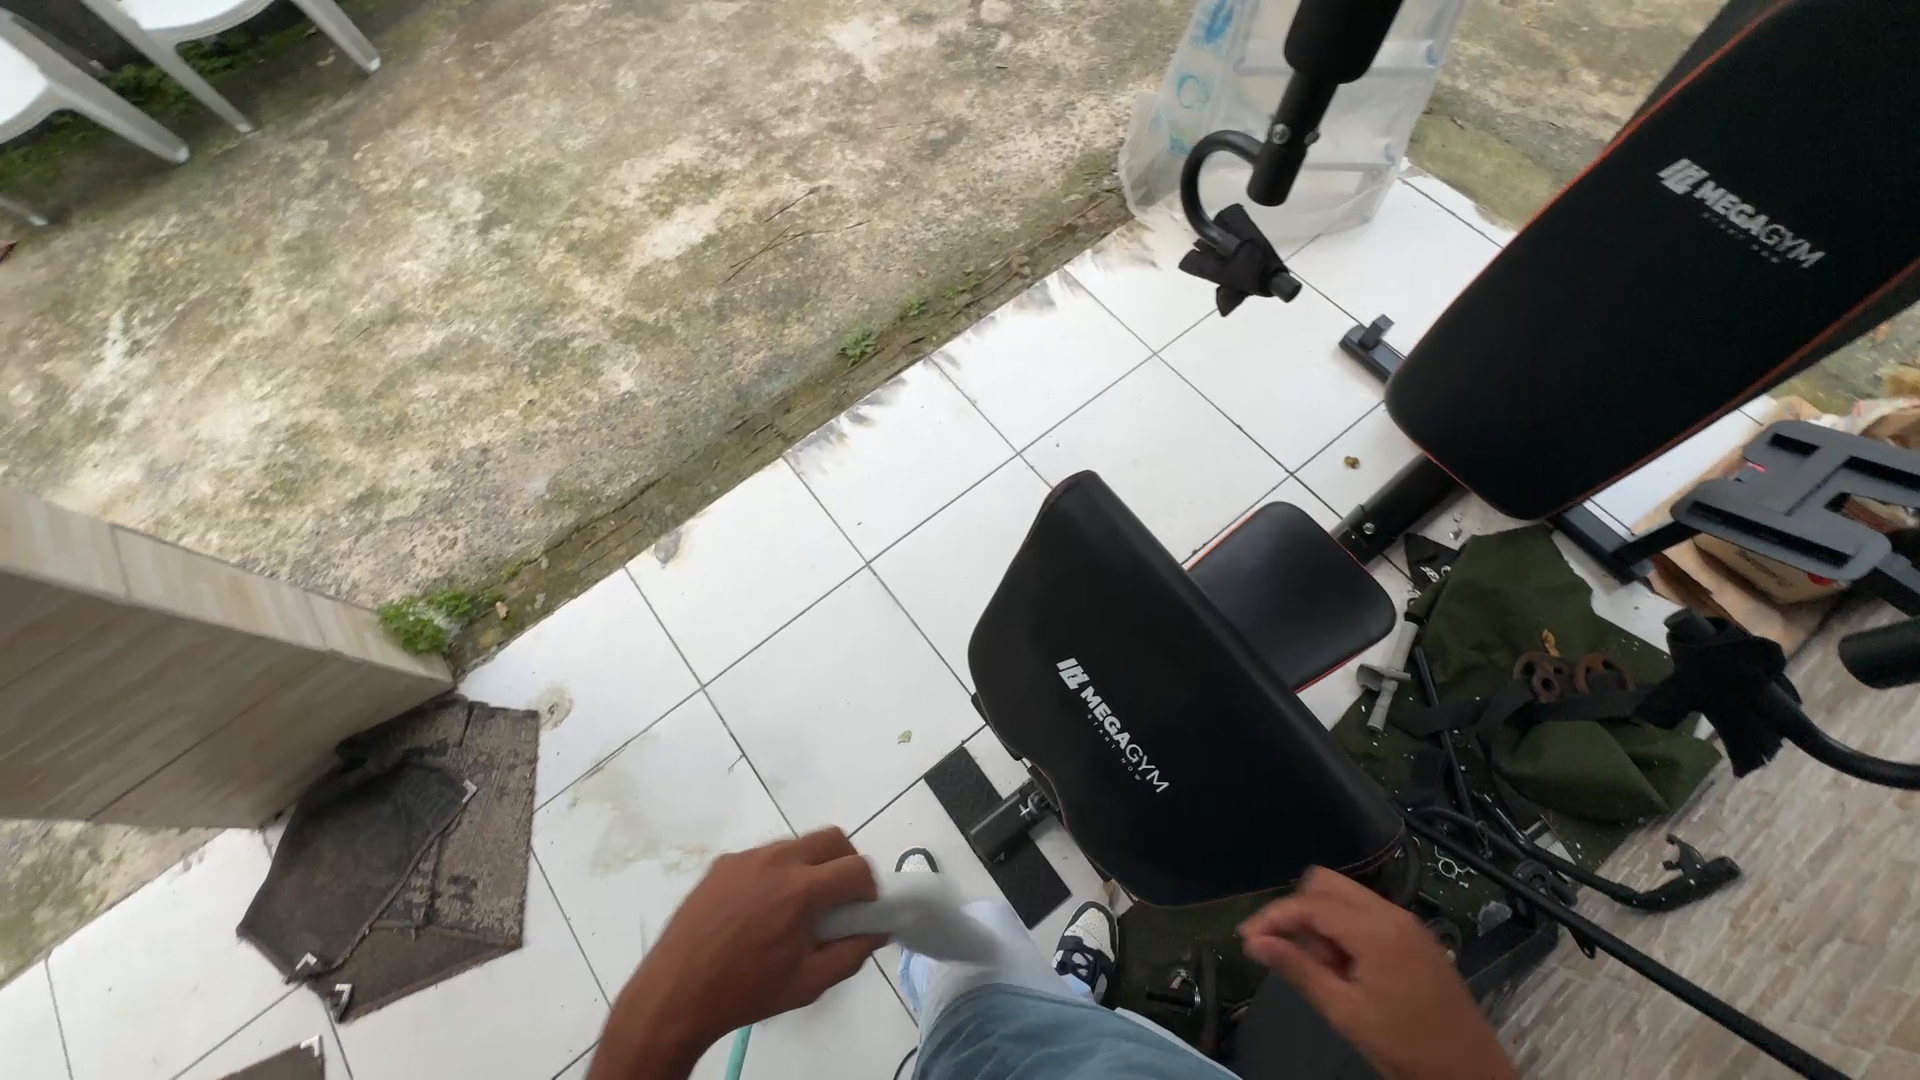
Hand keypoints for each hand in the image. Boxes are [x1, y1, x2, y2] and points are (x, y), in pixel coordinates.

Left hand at [590, 828, 886, 1079]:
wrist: (673, 994)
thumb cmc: (745, 993)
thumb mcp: (807, 984)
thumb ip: (852, 952)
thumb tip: (880, 929)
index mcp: (801, 890)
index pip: (856, 868)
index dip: (870, 887)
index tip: (864, 908)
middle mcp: (777, 860)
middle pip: (832, 837)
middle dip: (846, 861)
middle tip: (840, 897)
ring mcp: (747, 857)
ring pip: (797, 843)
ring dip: (811, 865)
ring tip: (797, 905)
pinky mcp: (723, 862)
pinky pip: (764, 855)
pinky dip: (777, 871)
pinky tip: (761, 908)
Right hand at [1239, 866, 1515, 1079]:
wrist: (1475, 1079)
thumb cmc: (1407, 1049)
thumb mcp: (1346, 1013)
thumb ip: (1298, 970)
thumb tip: (1254, 942)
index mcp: (1375, 930)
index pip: (1309, 903)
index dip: (1272, 916)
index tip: (1247, 939)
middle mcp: (1391, 914)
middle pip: (1325, 883)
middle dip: (1297, 911)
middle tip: (1289, 952)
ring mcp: (1407, 923)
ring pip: (1344, 896)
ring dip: (1320, 920)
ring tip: (1322, 968)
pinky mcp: (1415, 937)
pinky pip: (1364, 913)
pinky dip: (1343, 929)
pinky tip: (1345, 969)